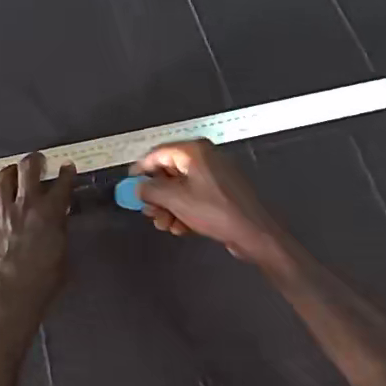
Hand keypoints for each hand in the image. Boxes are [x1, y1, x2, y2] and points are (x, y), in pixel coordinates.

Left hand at [0, 152, 75, 321]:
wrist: (11, 296)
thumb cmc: (45, 280)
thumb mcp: (63, 252)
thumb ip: (60, 228)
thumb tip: (59, 216)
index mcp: (50, 212)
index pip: (62, 183)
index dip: (67, 172)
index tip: (68, 167)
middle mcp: (25, 205)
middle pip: (28, 169)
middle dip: (35, 160)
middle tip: (39, 160)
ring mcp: (2, 212)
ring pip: (2, 178)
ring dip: (10, 171)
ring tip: (14, 171)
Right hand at [131, 139, 291, 269]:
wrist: (255, 234)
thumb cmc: (218, 211)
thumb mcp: (175, 200)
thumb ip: (150, 190)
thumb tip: (137, 187)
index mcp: (194, 151)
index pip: (157, 154)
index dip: (141, 171)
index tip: (130, 186)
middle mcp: (204, 158)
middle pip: (168, 172)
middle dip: (156, 195)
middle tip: (149, 211)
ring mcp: (214, 175)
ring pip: (179, 188)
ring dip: (168, 207)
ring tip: (165, 224)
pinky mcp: (220, 193)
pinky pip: (193, 197)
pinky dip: (183, 211)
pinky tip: (181, 227)